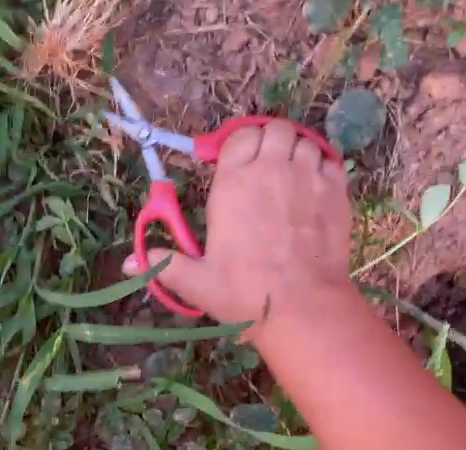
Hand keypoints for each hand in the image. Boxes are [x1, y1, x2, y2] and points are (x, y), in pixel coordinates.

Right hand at [124, 120, 356, 330]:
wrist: (300, 305)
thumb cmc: (242, 291)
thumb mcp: (194, 281)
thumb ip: (163, 264)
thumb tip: (128, 263)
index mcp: (234, 184)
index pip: (238, 138)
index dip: (235, 148)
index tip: (230, 166)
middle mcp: (272, 168)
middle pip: (273, 129)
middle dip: (266, 142)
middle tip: (259, 168)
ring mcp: (309, 175)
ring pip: (304, 141)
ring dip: (293, 152)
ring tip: (286, 178)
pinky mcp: (337, 189)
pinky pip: (329, 160)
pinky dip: (319, 166)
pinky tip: (310, 189)